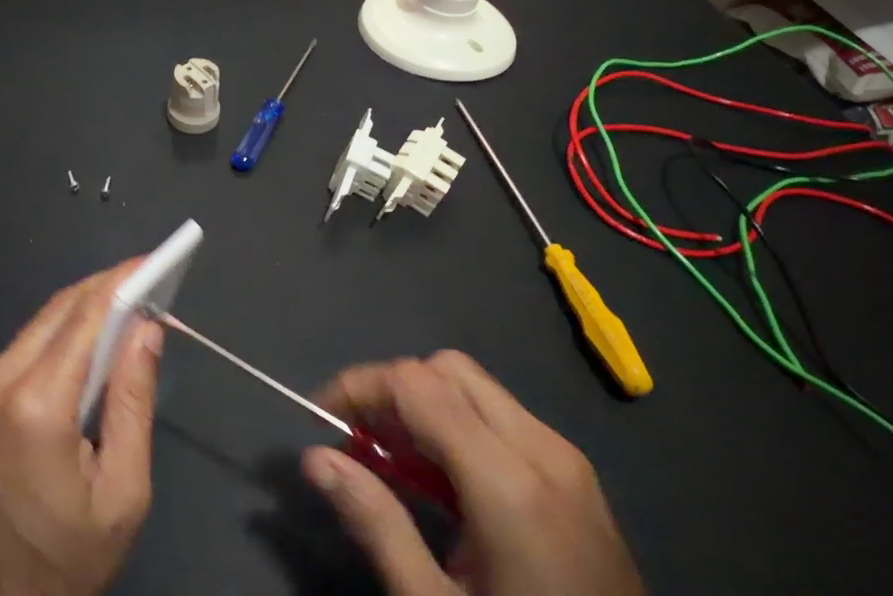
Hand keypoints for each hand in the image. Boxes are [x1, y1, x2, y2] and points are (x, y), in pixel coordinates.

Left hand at [0, 260, 161, 595]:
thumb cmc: (61, 564)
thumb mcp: (121, 493)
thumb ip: (135, 402)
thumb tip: (147, 329)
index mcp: (33, 406)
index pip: (86, 316)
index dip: (122, 281)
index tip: (154, 260)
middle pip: (54, 315)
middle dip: (102, 292)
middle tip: (145, 284)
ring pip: (30, 336)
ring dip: (75, 322)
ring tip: (119, 322)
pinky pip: (8, 364)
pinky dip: (47, 352)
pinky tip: (74, 366)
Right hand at [305, 350, 641, 595]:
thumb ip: (376, 524)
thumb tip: (317, 459)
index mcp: (508, 481)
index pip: (417, 384)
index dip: (359, 386)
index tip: (320, 419)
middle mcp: (542, 448)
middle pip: (448, 370)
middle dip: (392, 392)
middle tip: (357, 443)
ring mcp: (566, 457)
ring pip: (477, 388)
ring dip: (424, 406)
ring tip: (392, 464)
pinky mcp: (576, 473)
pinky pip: (504, 417)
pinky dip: (459, 425)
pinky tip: (442, 482)